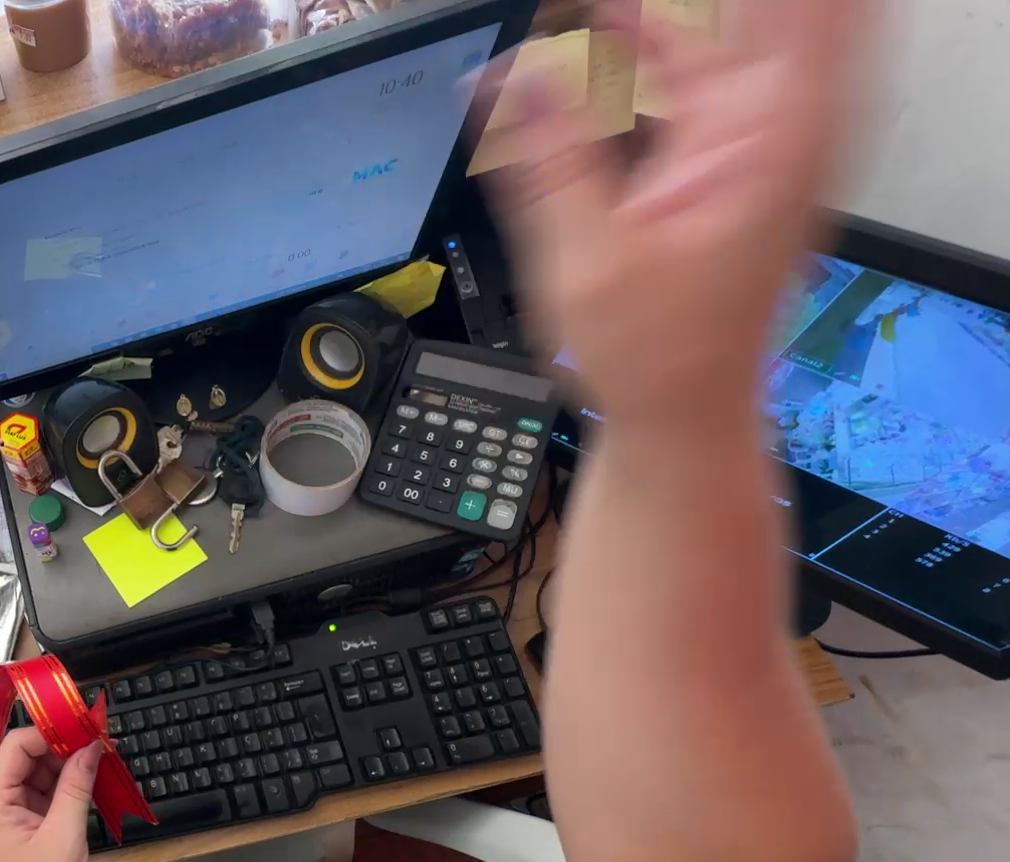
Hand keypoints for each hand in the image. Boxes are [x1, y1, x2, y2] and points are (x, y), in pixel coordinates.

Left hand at [0, 727, 102, 861]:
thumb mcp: (65, 836)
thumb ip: (77, 786)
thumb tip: (91, 744)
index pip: (17, 744)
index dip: (49, 729)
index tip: (84, 724)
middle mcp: (1, 801)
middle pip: (30, 755)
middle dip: (64, 744)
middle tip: (101, 738)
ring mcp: (17, 814)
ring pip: (43, 772)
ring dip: (71, 763)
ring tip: (103, 756)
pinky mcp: (34, 827)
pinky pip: (51, 792)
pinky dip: (71, 784)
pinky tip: (95, 780)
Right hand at [488, 0, 873, 428]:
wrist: (674, 408)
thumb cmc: (656, 352)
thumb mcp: (587, 254)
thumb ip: (546, 158)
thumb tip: (502, 80)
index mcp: (772, 126)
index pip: (754, 6)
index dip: (655, 5)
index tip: (584, 9)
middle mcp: (772, 120)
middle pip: (715, 16)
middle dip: (630, 16)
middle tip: (553, 20)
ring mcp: (741, 142)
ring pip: (686, 48)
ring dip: (620, 38)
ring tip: (546, 38)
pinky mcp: (708, 167)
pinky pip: (667, 95)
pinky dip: (616, 82)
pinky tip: (565, 79)